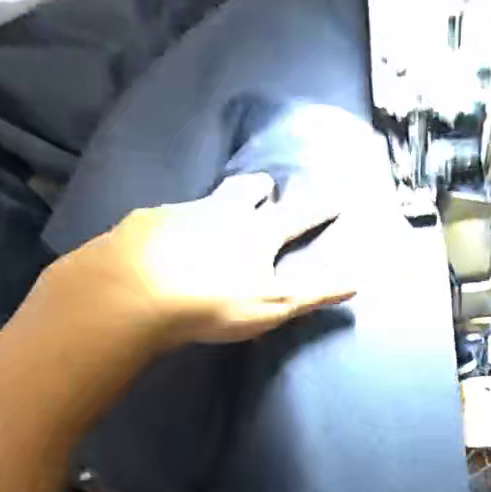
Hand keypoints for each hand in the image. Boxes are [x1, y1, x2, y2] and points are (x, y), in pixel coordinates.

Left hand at [38, 172, 355, 349]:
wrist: (133, 292)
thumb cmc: (214, 302)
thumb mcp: (274, 306)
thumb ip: (315, 294)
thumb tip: (357, 283)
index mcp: (257, 232)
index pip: (297, 217)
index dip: (318, 209)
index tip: (333, 199)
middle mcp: (221, 211)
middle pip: (244, 191)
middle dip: (259, 188)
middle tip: (264, 185)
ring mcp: (178, 212)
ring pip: (203, 201)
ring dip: (214, 205)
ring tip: (213, 216)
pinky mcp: (141, 223)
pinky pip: (163, 218)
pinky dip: (171, 224)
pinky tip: (161, 239)